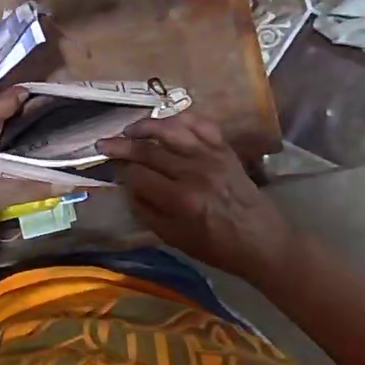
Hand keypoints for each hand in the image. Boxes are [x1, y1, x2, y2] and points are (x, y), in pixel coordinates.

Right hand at [95, 113, 298, 283]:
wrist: (263, 242)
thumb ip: (144, 209)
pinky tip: (165, 123)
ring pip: (172, 130)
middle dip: (120, 146)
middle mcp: (195, 173)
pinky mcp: (226, 151)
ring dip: (146, 126)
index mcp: (181, 199)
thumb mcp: (171, 237)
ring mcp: (213, 158)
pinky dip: (181, 119)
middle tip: (102, 144)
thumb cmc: (214, 246)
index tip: (111, 172)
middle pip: (149, 151)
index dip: (120, 172)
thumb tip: (126, 187)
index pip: (138, 175)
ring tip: (129, 129)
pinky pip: (201, 125)